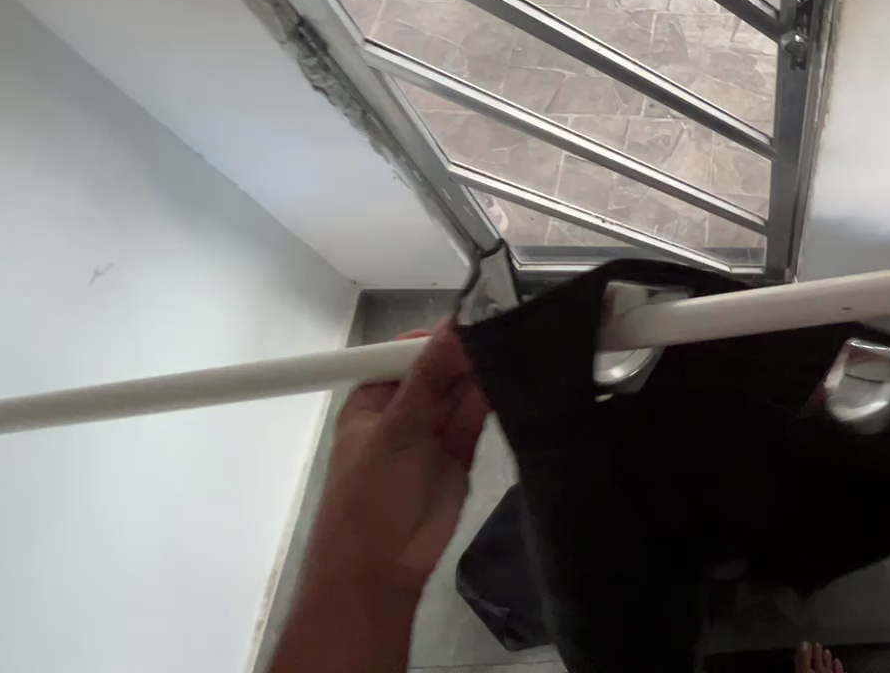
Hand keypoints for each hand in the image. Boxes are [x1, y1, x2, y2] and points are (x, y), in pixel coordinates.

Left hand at [305, 320, 489, 595]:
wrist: (382, 571)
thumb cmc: (370, 498)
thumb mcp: (395, 432)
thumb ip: (429, 379)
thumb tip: (455, 326)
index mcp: (375, 398)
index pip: (408, 353)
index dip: (439, 336)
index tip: (475, 318)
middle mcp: (406, 407)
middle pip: (441, 367)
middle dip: (468, 352)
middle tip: (506, 327)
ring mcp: (435, 427)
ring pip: (464, 387)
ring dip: (485, 371)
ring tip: (519, 345)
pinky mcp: (463, 446)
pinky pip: (480, 411)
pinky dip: (496, 395)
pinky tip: (516, 375)